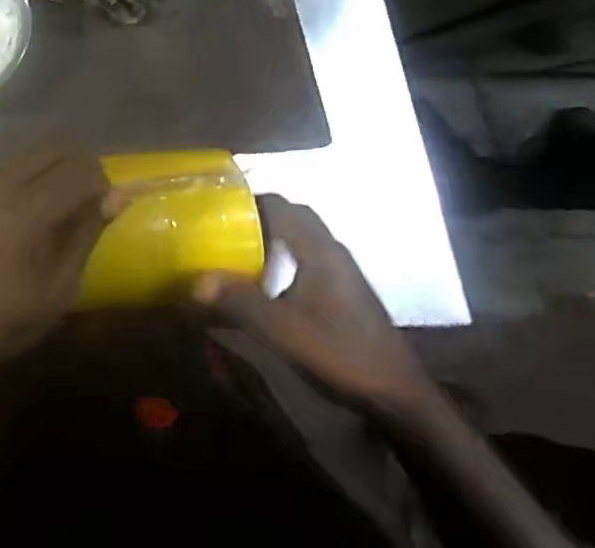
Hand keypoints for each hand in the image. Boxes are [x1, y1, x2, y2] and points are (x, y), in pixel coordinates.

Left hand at [0, 152, 118, 364]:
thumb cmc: (3, 318)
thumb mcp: (59, 288)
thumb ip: (87, 233)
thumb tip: (119, 195)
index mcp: (26, 211)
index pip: (80, 170)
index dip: (102, 185)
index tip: (102, 211)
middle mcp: (1, 182)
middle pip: (59, 149)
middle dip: (81, 170)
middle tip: (85, 205)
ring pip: (35, 154)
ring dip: (55, 171)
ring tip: (55, 211)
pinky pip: (12, 165)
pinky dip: (30, 178)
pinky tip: (25, 213)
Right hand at [197, 194, 434, 411]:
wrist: (397, 393)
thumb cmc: (341, 354)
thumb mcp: (283, 331)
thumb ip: (240, 303)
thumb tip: (196, 281)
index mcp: (319, 249)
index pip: (280, 206)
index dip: (248, 201)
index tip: (216, 210)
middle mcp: (332, 250)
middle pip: (293, 216)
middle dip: (259, 216)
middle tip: (225, 229)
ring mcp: (342, 269)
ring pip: (303, 236)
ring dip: (273, 236)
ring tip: (240, 252)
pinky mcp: (346, 289)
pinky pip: (309, 255)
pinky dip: (286, 256)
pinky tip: (269, 282)